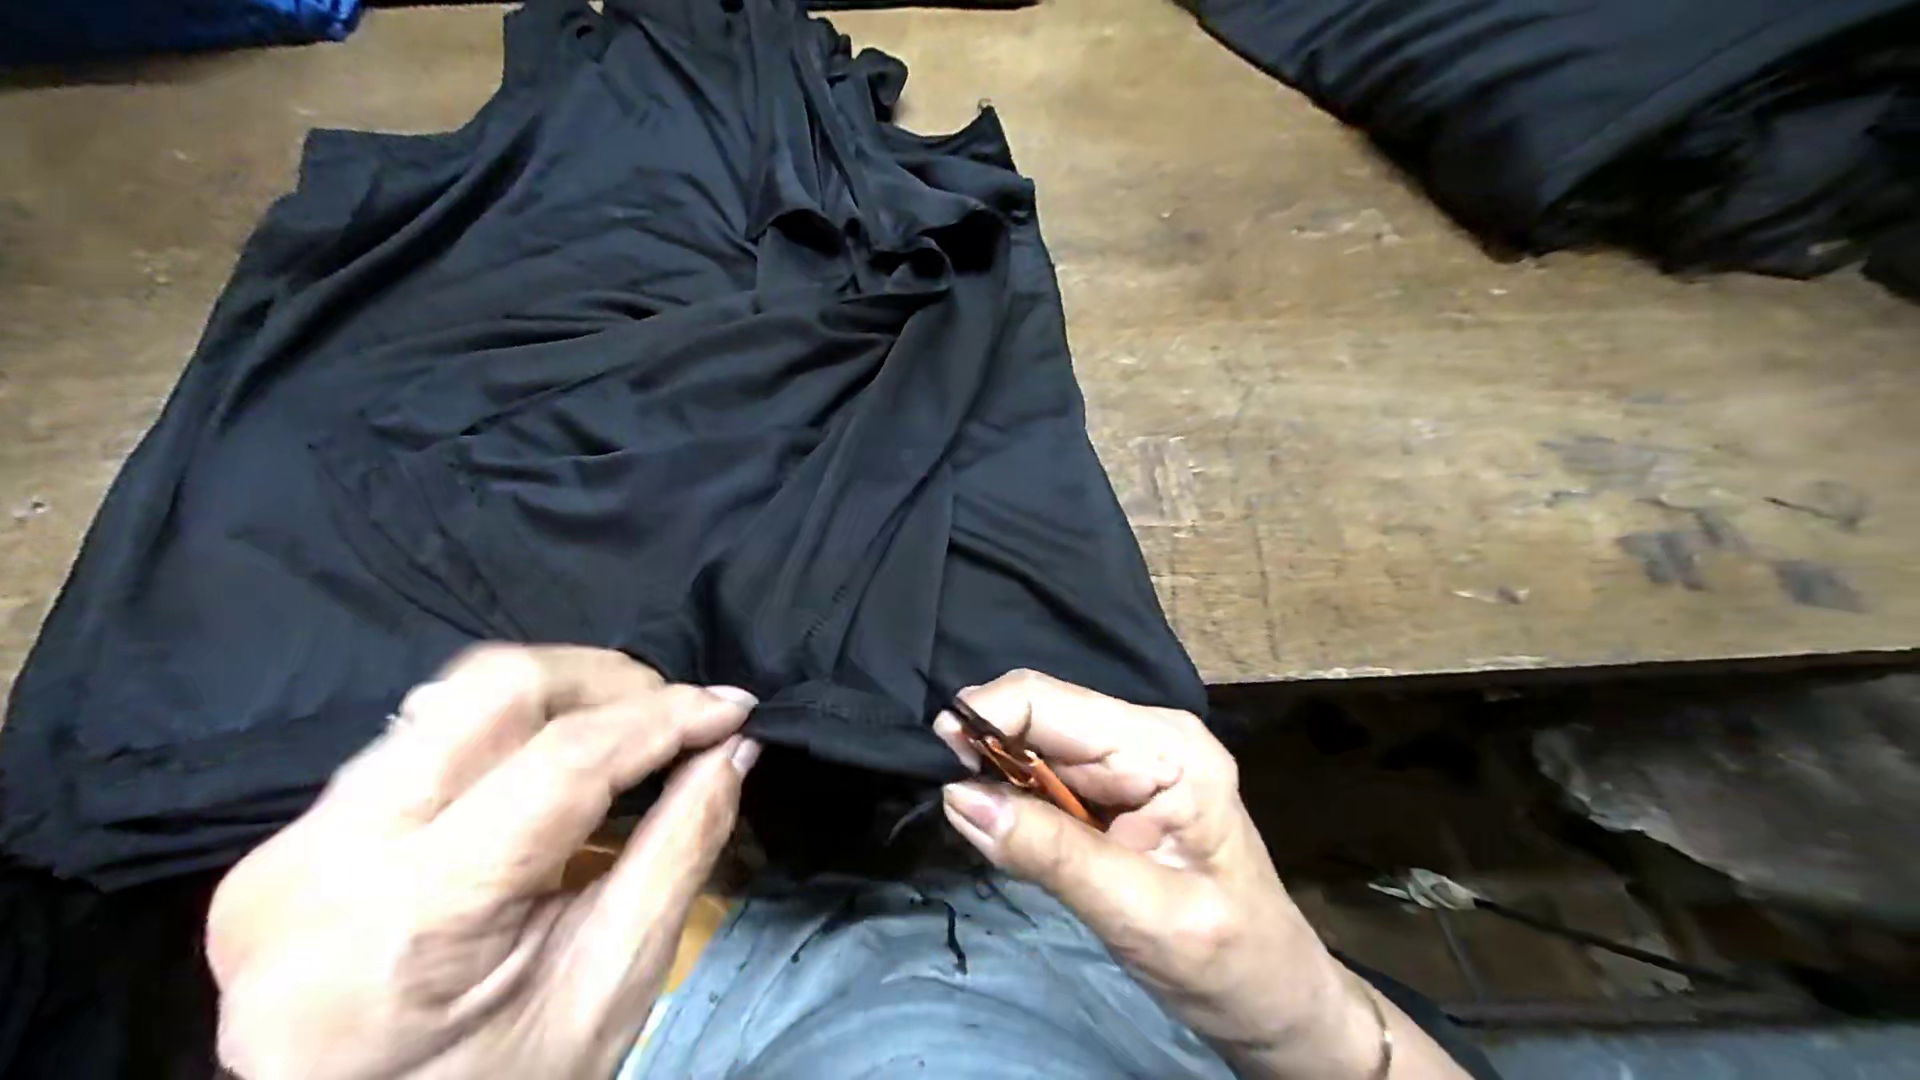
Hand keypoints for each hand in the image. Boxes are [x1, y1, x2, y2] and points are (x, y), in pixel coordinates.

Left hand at [206, 645, 760, 1079]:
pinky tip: (566, 748)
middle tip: (680, 714)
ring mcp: (297, 838)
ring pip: (459, 692)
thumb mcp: (613, 985)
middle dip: (611, 681)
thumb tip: (733, 748)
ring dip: (570, 690)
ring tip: (635, 725)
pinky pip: (433, 727)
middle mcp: (326, 857)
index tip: (734, 709)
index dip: (665, 717)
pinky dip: (523, 717)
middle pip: (493, 689)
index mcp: (408, 923)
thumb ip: (681, 847)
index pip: (563, 762)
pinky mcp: (304, 831)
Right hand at [934, 670, 1467, 1079]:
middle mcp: (1143, 735)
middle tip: (959, 804)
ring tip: (989, 831)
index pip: (1052, 701)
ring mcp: (1128, 759)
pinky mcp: (1112, 788)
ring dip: (998, 778)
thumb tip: (960, 797)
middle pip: (1039, 714)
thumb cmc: (1234, 964)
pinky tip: (1012, 832)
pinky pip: (1043, 775)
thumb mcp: (1146, 917)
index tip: (943, 759)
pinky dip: (1015, 799)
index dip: (988, 716)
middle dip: (988, 749)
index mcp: (1165, 747)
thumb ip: (1052, 854)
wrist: (1277, 1000)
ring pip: (1034, 743)